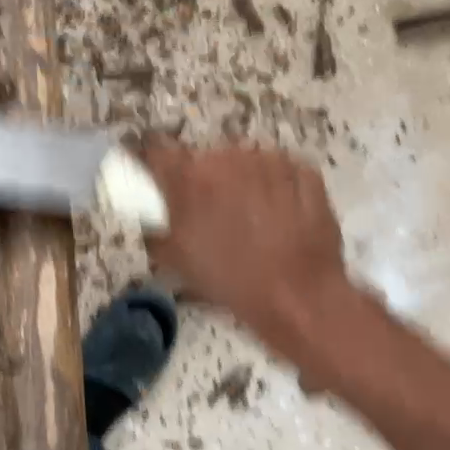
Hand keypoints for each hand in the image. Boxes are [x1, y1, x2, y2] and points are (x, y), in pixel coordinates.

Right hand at [143, 145, 353, 365]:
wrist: (301, 298)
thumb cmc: (232, 281)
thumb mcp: (177, 261)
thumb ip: (154, 229)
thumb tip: (148, 218)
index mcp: (188, 176)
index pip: (159, 150)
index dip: (159, 164)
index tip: (163, 180)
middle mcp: (224, 156)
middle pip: (206, 157)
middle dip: (207, 178)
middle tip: (215, 211)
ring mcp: (266, 160)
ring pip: (244, 161)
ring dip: (243, 179)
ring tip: (254, 216)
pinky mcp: (301, 169)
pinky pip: (279, 168)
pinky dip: (276, 184)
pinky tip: (282, 213)